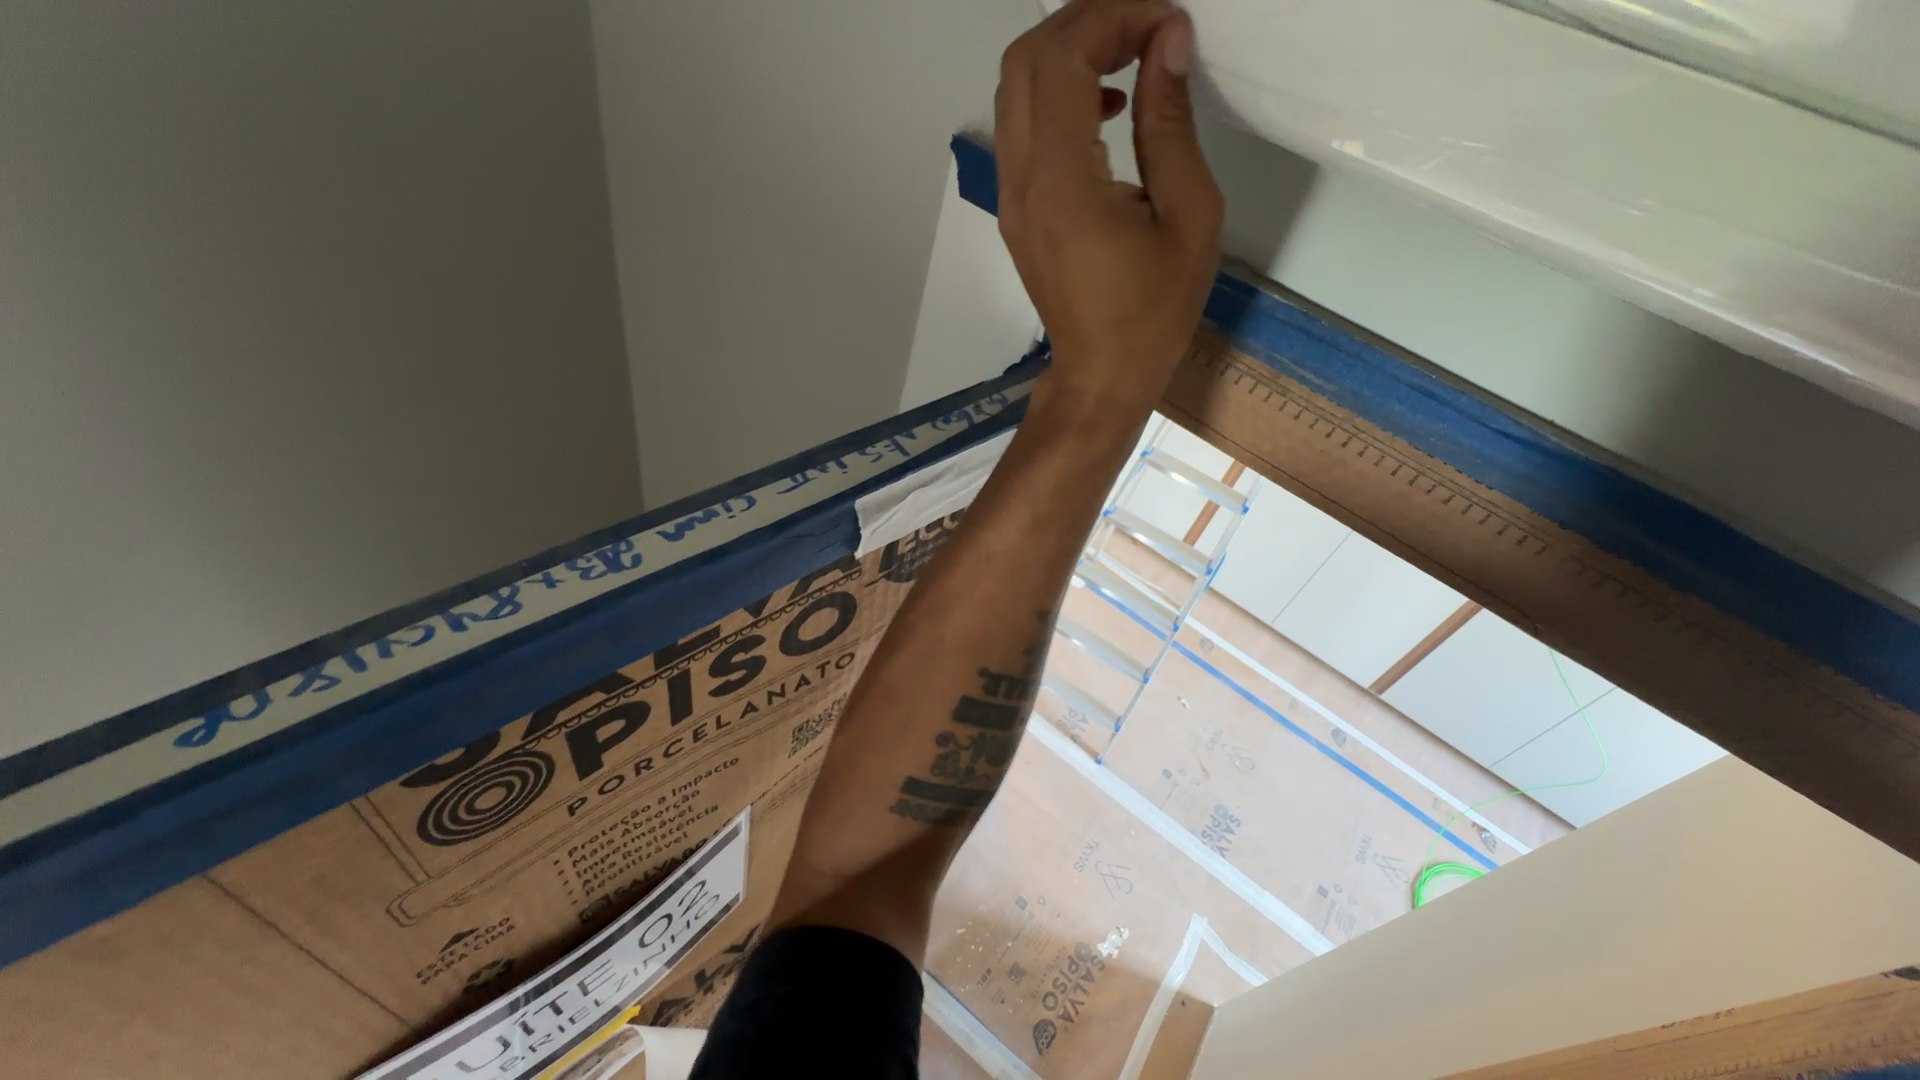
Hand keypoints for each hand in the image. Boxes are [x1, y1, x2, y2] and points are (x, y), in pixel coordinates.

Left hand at [995, 0, 1222, 416]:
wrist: (1102, 373)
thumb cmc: (1155, 310)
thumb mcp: (1189, 216)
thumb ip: (1171, 123)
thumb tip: (1168, 40)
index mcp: (1063, 183)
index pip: (1063, 59)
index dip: (1114, 19)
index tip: (1167, 23)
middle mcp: (1021, 181)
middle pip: (1023, 60)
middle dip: (1083, 22)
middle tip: (1145, 27)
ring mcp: (1009, 195)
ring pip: (1014, 89)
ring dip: (1066, 54)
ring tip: (1131, 57)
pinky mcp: (1013, 208)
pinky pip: (1020, 126)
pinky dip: (1054, 95)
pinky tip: (1105, 106)